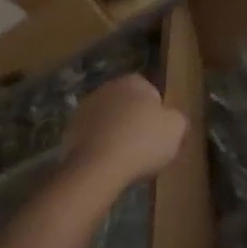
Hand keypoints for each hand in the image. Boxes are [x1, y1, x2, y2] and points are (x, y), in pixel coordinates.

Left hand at [63, 74, 186, 185]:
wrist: (98, 166)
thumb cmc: (143, 141)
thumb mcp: (176, 128)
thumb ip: (176, 119)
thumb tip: (170, 120)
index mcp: (134, 81)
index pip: (151, 92)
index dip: (158, 115)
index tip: (161, 134)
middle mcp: (107, 87)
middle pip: (127, 105)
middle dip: (134, 121)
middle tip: (145, 147)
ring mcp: (84, 108)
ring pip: (108, 121)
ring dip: (115, 134)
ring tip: (125, 159)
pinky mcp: (69, 131)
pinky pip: (92, 137)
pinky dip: (99, 147)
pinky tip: (107, 164)